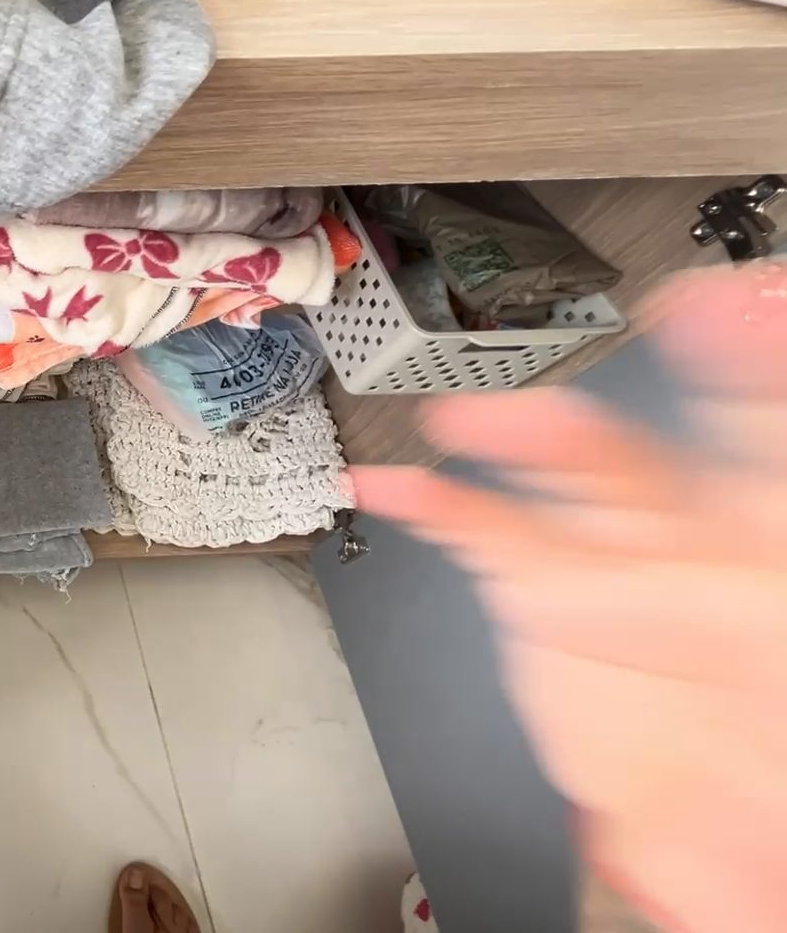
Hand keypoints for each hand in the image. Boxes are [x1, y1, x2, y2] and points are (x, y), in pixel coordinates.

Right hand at [352, 264, 786, 932]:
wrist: (697, 828)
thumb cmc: (760, 771)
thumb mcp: (784, 730)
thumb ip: (761, 677)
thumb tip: (721, 778)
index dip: (782, 378)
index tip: (774, 309)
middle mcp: (729, 545)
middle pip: (729, 435)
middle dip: (724, 365)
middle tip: (705, 306)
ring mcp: (627, 557)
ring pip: (584, 468)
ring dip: (528, 436)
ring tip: (474, 422)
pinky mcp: (540, 583)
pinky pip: (477, 530)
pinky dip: (425, 504)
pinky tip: (386, 485)